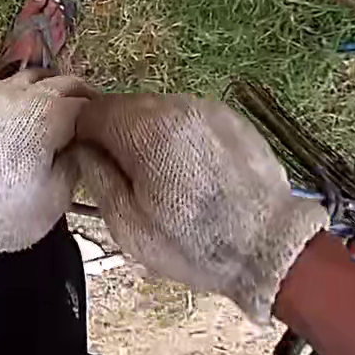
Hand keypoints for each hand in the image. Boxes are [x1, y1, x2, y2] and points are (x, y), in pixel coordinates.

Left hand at [0, 55, 92, 274]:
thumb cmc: (10, 209)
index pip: (86, 104)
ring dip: (43, 82)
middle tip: (80, 113)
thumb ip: (74, 163)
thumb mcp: (59, 196)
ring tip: (48, 95)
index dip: (96, 115)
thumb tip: (78, 147)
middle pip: (61, 83)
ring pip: (27, 74)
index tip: (98, 127)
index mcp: (56, 114)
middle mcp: (28, 93)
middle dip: (75, 95)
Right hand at [65, 94, 330, 322]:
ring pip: (155, 109)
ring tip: (162, 173)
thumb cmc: (194, 244)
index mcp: (144, 130)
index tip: (89, 158)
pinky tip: (191, 168)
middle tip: (126, 173)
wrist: (273, 248)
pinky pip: (186, 116)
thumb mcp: (128, 225)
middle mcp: (173, 106)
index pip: (91, 111)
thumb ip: (96, 176)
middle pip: (123, 106)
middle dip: (116, 133)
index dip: (82, 134)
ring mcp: (204, 107)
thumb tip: (81, 148)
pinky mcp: (229, 116)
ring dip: (147, 133)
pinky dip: (177, 134)